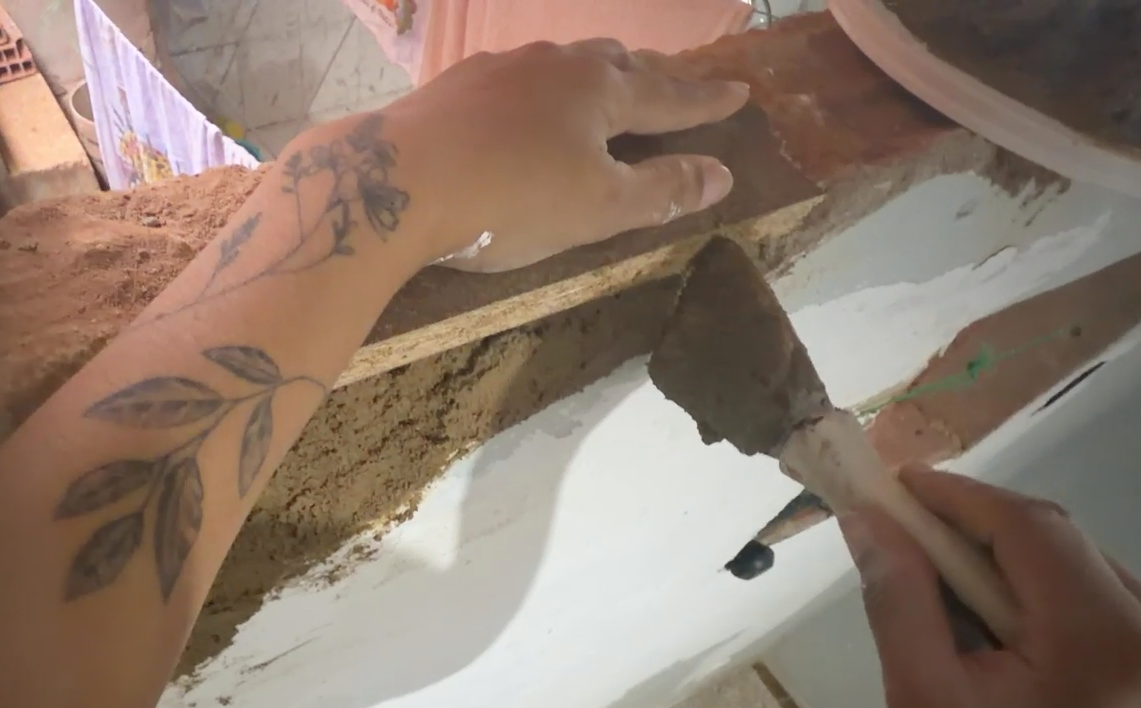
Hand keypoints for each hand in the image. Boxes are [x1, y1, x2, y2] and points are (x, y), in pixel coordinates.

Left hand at [378, 40, 747, 271]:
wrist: (401, 184)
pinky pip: (512, 81)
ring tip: (602, 83)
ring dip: (592, 74)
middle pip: (617, 65)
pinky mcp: (454, 88)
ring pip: (562, 64)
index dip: (704, 103)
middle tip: (675, 80)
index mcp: (600, 94)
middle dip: (652, 76)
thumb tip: (722, 174)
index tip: (739, 93)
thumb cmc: (509, 202)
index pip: (668, 98)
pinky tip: (521, 102)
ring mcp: (500, 71)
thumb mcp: (595, 209)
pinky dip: (535, 91)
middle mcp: (555, 67)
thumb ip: (659, 191)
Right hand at [839, 467, 1140, 707]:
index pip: (1032, 529)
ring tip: (946, 606)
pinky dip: (1040, 597)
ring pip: (1081, 569)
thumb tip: (867, 521)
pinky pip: (1104, 600)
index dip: (958, 495)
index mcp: (1112, 645)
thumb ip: (897, 596)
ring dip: (1006, 568)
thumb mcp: (919, 694)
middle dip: (975, 535)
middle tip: (901, 543)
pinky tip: (1001, 636)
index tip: (893, 481)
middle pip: (1060, 545)